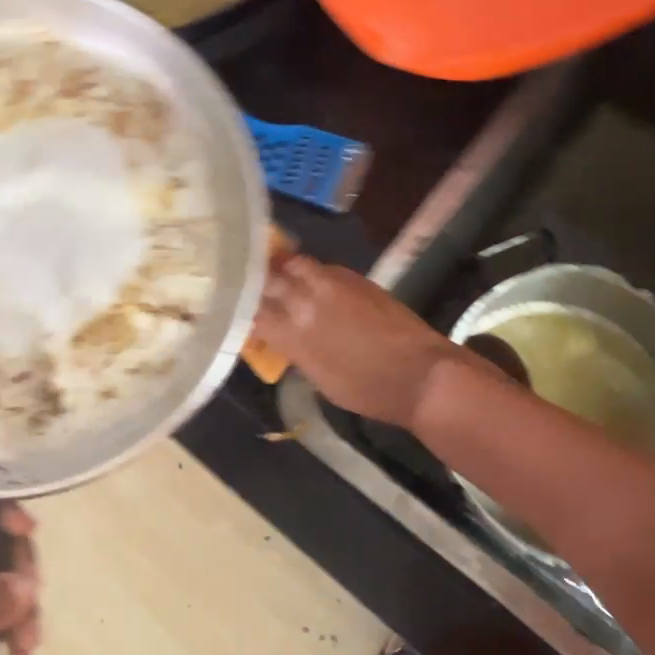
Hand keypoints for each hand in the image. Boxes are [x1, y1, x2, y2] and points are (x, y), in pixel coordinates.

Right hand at [252, 252, 469, 427]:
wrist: (419, 374)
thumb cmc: (367, 390)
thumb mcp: (319, 379)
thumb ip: (296, 351)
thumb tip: (285, 337)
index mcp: (293, 334)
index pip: (252, 311)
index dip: (241, 309)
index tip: (235, 309)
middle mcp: (306, 302)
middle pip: (269, 279)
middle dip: (257, 282)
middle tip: (249, 285)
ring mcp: (332, 284)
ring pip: (294, 264)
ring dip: (282, 269)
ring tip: (277, 275)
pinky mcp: (354, 278)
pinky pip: (321, 267)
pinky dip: (310, 272)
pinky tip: (310, 281)